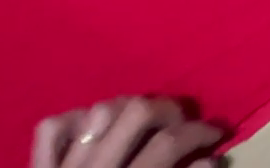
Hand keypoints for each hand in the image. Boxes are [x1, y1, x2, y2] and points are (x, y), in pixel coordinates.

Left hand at [32, 97, 221, 167]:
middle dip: (170, 110)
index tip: (217, 136)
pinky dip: (74, 121)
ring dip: (128, 109)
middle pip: (139, 113)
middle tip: (184, 124)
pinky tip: (94, 131)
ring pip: (101, 110)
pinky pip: (52, 129)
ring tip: (144, 123)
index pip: (169, 145)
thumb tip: (212, 160)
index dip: (200, 134)